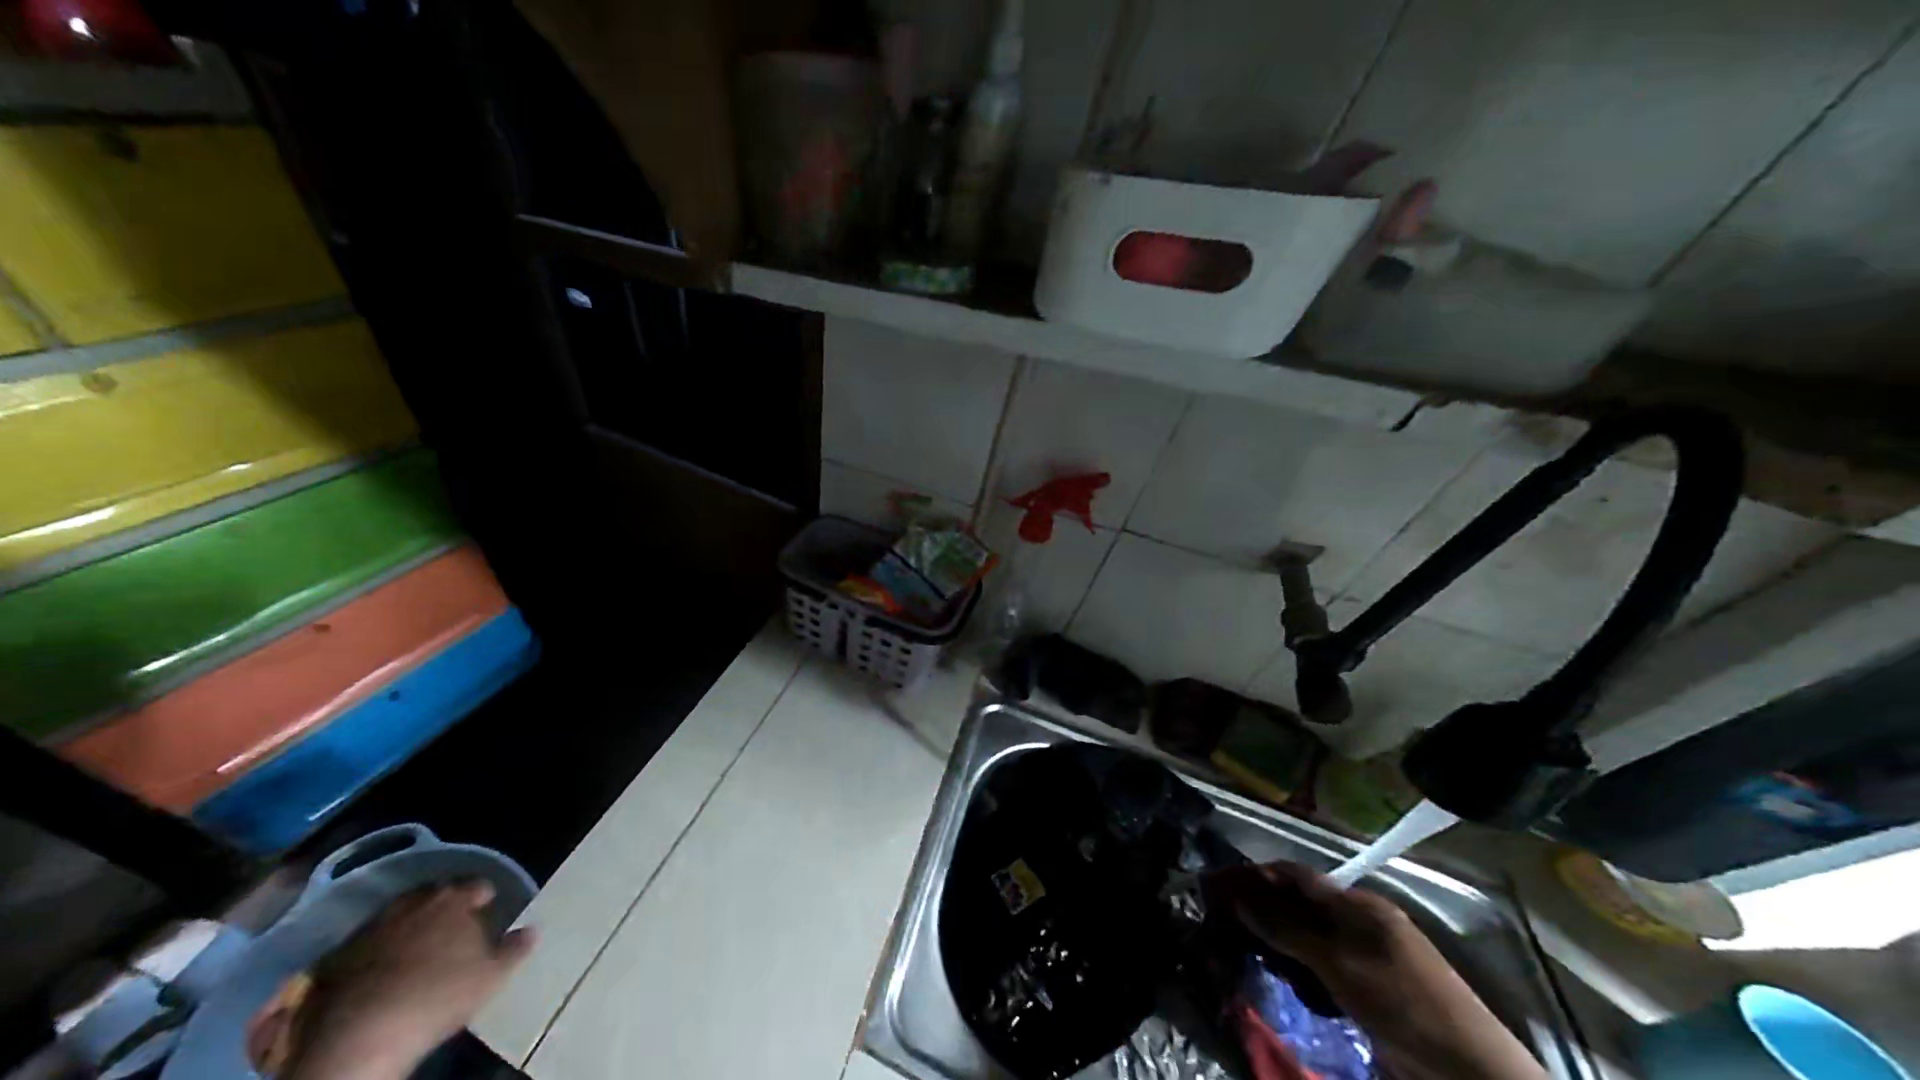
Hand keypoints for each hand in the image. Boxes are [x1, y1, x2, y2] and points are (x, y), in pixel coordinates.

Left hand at [282, 882, 535, 1079]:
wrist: (363, 1033)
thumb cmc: (440, 995)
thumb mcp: (492, 976)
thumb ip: (515, 948)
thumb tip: (532, 929)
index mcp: (455, 900)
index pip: (477, 886)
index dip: (484, 898)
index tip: (488, 910)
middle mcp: (415, 902)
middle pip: (435, 894)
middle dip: (445, 906)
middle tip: (452, 928)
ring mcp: (373, 926)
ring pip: (399, 915)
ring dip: (409, 925)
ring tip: (417, 947)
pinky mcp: (339, 955)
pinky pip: (367, 943)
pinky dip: (377, 949)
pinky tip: (382, 969)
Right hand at [1212, 862, 1545, 1079]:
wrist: (1468, 1069)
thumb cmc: (1402, 1002)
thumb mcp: (1338, 965)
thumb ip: (1288, 931)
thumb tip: (1240, 900)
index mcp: (1359, 905)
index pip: (1298, 876)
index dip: (1259, 875)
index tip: (1221, 884)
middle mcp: (1361, 923)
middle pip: (1301, 906)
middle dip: (1264, 912)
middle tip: (1225, 923)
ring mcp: (1366, 957)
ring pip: (1310, 940)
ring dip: (1281, 945)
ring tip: (1249, 955)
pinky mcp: (1369, 988)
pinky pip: (1324, 968)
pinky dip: (1302, 972)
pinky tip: (1288, 985)